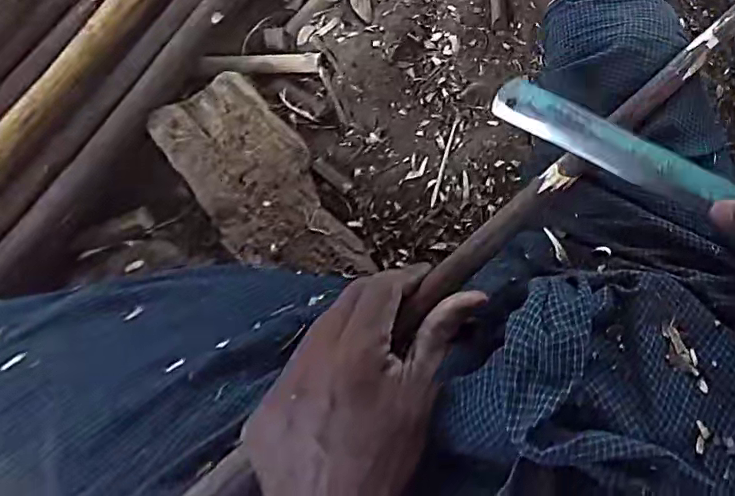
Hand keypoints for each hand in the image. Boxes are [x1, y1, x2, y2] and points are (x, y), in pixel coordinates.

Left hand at [245, 267, 485, 495]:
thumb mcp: (420, 391)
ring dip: (353, 320)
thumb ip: (438, 333)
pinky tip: (344, 375)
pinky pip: (299, 363)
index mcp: (354, 355)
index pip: (378, 288)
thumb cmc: (385, 455)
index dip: (406, 277)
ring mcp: (279, 389)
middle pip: (347, 299)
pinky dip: (326, 353)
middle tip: (409, 305)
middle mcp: (310, 363)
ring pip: (320, 327)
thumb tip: (472, 293)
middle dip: (381, 292)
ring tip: (379, 339)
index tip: (428, 283)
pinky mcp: (262, 413)